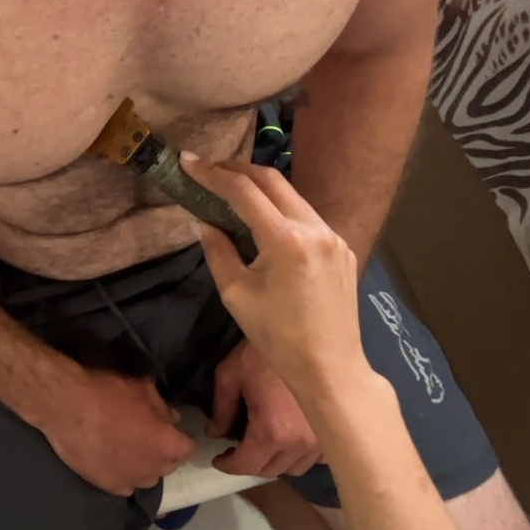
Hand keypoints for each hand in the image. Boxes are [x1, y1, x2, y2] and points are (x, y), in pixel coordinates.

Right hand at [41, 369, 196, 497]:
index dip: (178, 436)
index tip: (165, 427)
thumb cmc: (107, 393)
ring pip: (147, 477)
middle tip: (144, 434)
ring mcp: (131, 481)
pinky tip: (109, 460)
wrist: (66, 407)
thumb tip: (172, 417)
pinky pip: (124, 485)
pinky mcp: (108, 487)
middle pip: (169, 464)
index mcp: (168, 445)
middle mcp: (155, 469)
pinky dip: (122, 475)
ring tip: (125, 449)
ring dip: (143, 465)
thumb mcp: (141, 388)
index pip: (188, 448)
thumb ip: (161, 406)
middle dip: (162, 451)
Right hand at [181, 155, 367, 400]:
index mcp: (285, 240)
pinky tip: (262, 221)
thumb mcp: (235, 293)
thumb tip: (203, 222)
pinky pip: (305, 216)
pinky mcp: (341, 248)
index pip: (243, 191)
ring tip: (229, 191)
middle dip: (236, 170)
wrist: (330, 367)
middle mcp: (314, 228)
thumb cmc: (276, 336)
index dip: (211, 174)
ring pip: (291, 195)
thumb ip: (217, 250)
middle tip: (207, 170)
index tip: (187, 162)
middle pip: (271, 180)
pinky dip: (279, 208)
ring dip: (259, 187)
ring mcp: (333, 236)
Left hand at [207, 339, 321, 476]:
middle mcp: (299, 444)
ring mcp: (321, 441)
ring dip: (273, 462)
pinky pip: (314, 458)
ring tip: (258, 445)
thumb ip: (221, 410)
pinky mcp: (332, 432)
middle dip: (248, 464)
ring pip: (293, 468)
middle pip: (270, 470)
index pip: (247, 464)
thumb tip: (215, 433)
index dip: (228, 465)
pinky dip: (298, 456)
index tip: (217, 459)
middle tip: (233, 450)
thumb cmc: (262, 353)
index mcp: (272, 432)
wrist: (304, 338)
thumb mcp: (230, 376)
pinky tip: (286, 440)